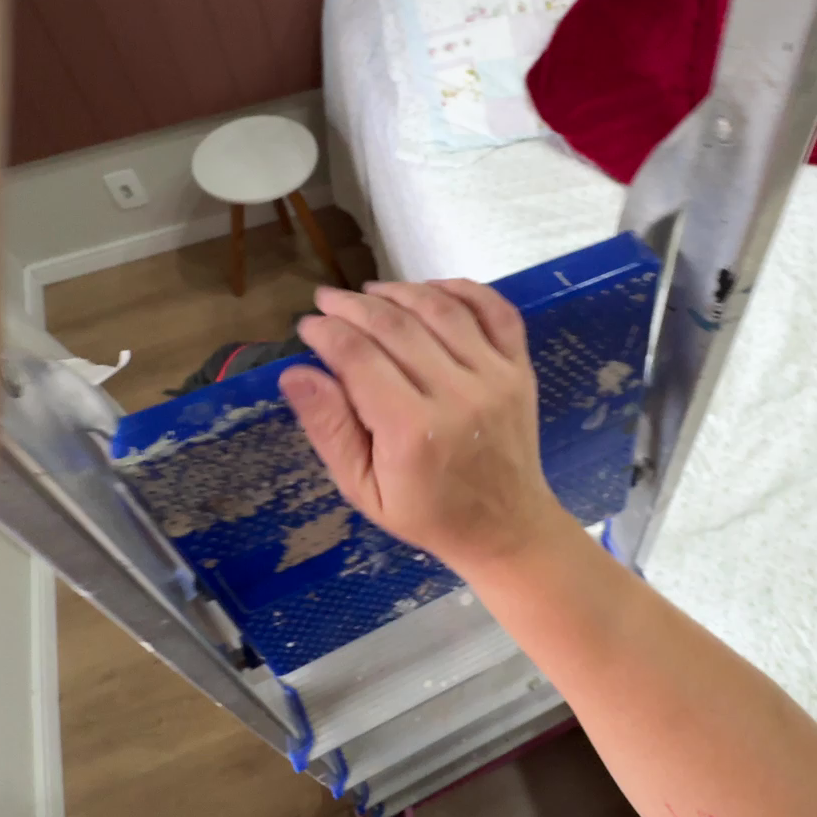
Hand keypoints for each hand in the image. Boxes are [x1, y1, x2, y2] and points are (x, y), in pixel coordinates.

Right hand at [279, 279, 568, 570]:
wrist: (504, 526)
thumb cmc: (427, 513)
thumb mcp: (363, 488)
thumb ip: (329, 429)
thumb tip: (295, 373)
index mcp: (412, 432)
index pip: (359, 357)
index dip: (327, 332)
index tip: (308, 325)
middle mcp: (458, 395)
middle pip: (397, 326)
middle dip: (354, 306)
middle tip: (328, 300)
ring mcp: (496, 377)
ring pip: (442, 309)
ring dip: (400, 291)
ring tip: (370, 292)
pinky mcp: (520, 369)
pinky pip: (496, 311)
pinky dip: (463, 289)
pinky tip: (430, 290)